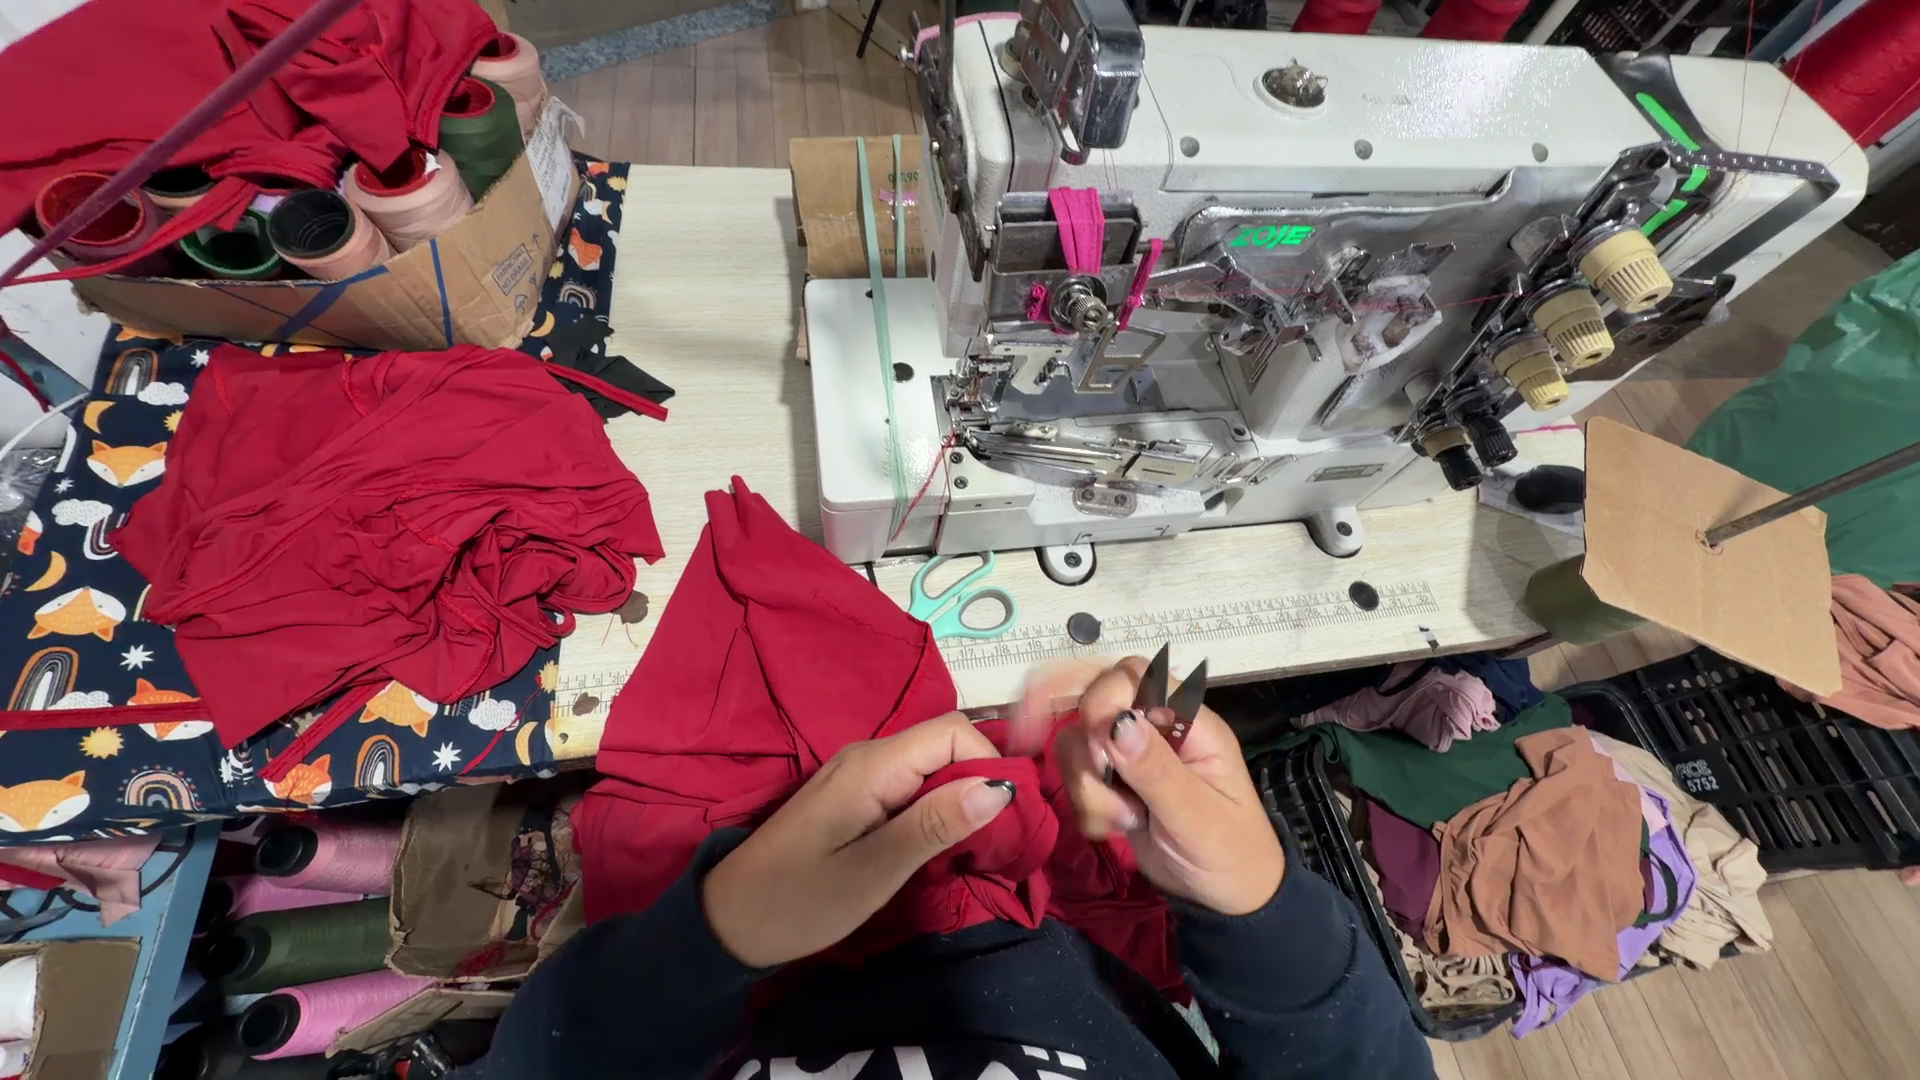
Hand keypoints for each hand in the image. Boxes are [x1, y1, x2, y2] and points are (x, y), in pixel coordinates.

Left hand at [701, 712, 1016, 967]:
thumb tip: (999, 787)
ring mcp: (859, 770)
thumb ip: (935, 824)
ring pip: (930, 761)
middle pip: (944, 741)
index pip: (953, 731)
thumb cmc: (800, 900)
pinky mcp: (855, 791)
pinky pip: (910, 779)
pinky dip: (934, 803)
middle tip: (992, 837)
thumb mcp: (874, 871)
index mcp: (873, 765)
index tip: (1003, 818)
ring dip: (959, 793)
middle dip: (979, 779)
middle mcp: (868, 754)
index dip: (988, 763)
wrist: (728, 919)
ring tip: (969, 843)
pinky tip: (935, 840)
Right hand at [1014, 656, 1284, 915]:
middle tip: (1100, 776)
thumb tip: (1117, 723)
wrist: (1225, 902)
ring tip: (1123, 819)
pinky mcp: (1110, 781)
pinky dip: (1085, 805)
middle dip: (1087, 742)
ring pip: (1077, 739)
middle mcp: (1153, 727)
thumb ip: (1156, 770)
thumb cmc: (1230, 854)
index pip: (1134, 675)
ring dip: (1088, 784)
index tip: (1100, 742)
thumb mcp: (1197, 817)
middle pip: (1093, 697)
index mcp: (1187, 721)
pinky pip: (1075, 774)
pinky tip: (1115, 828)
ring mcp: (1127, 753)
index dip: (1105, 697)